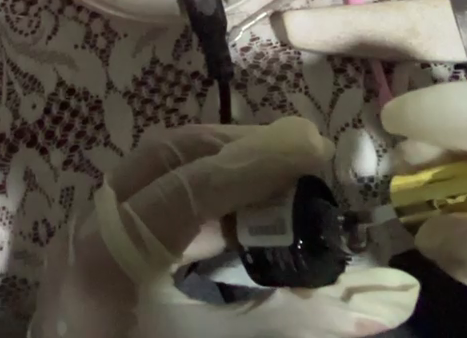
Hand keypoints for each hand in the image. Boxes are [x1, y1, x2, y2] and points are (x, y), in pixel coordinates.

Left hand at [31, 117, 419, 337]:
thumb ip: (283, 323)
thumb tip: (382, 302)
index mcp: (103, 262)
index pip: (181, 187)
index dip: (251, 163)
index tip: (310, 146)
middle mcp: (87, 231)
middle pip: (162, 158)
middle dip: (235, 147)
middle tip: (302, 152)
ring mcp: (85, 236)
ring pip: (154, 169)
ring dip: (219, 165)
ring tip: (280, 174)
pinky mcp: (94, 249)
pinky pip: (149, 198)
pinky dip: (198, 196)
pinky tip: (239, 217)